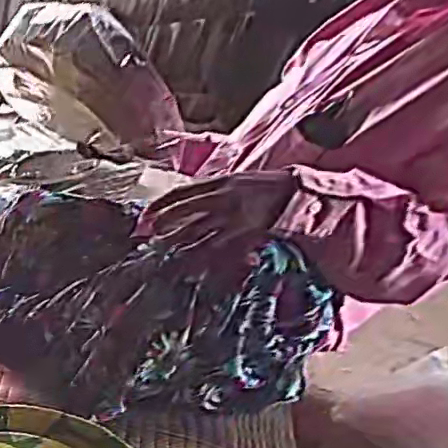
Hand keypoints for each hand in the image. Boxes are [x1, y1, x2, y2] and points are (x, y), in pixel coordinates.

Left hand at [141, 170, 300, 245]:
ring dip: (176, 246)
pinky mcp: (243, 232)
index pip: (180, 193)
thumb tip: (189, 203)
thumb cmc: (270, 188)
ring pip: (194, 233)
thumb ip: (215, 191)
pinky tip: (189, 266)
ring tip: (163, 255)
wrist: (303, 192)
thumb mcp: (239, 182)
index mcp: (220, 183)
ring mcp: (232, 216)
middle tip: (151, 239)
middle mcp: (223, 198)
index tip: (145, 217)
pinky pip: (215, 248)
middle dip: (162, 227)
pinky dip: (200, 257)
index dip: (159, 206)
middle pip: (181, 213)